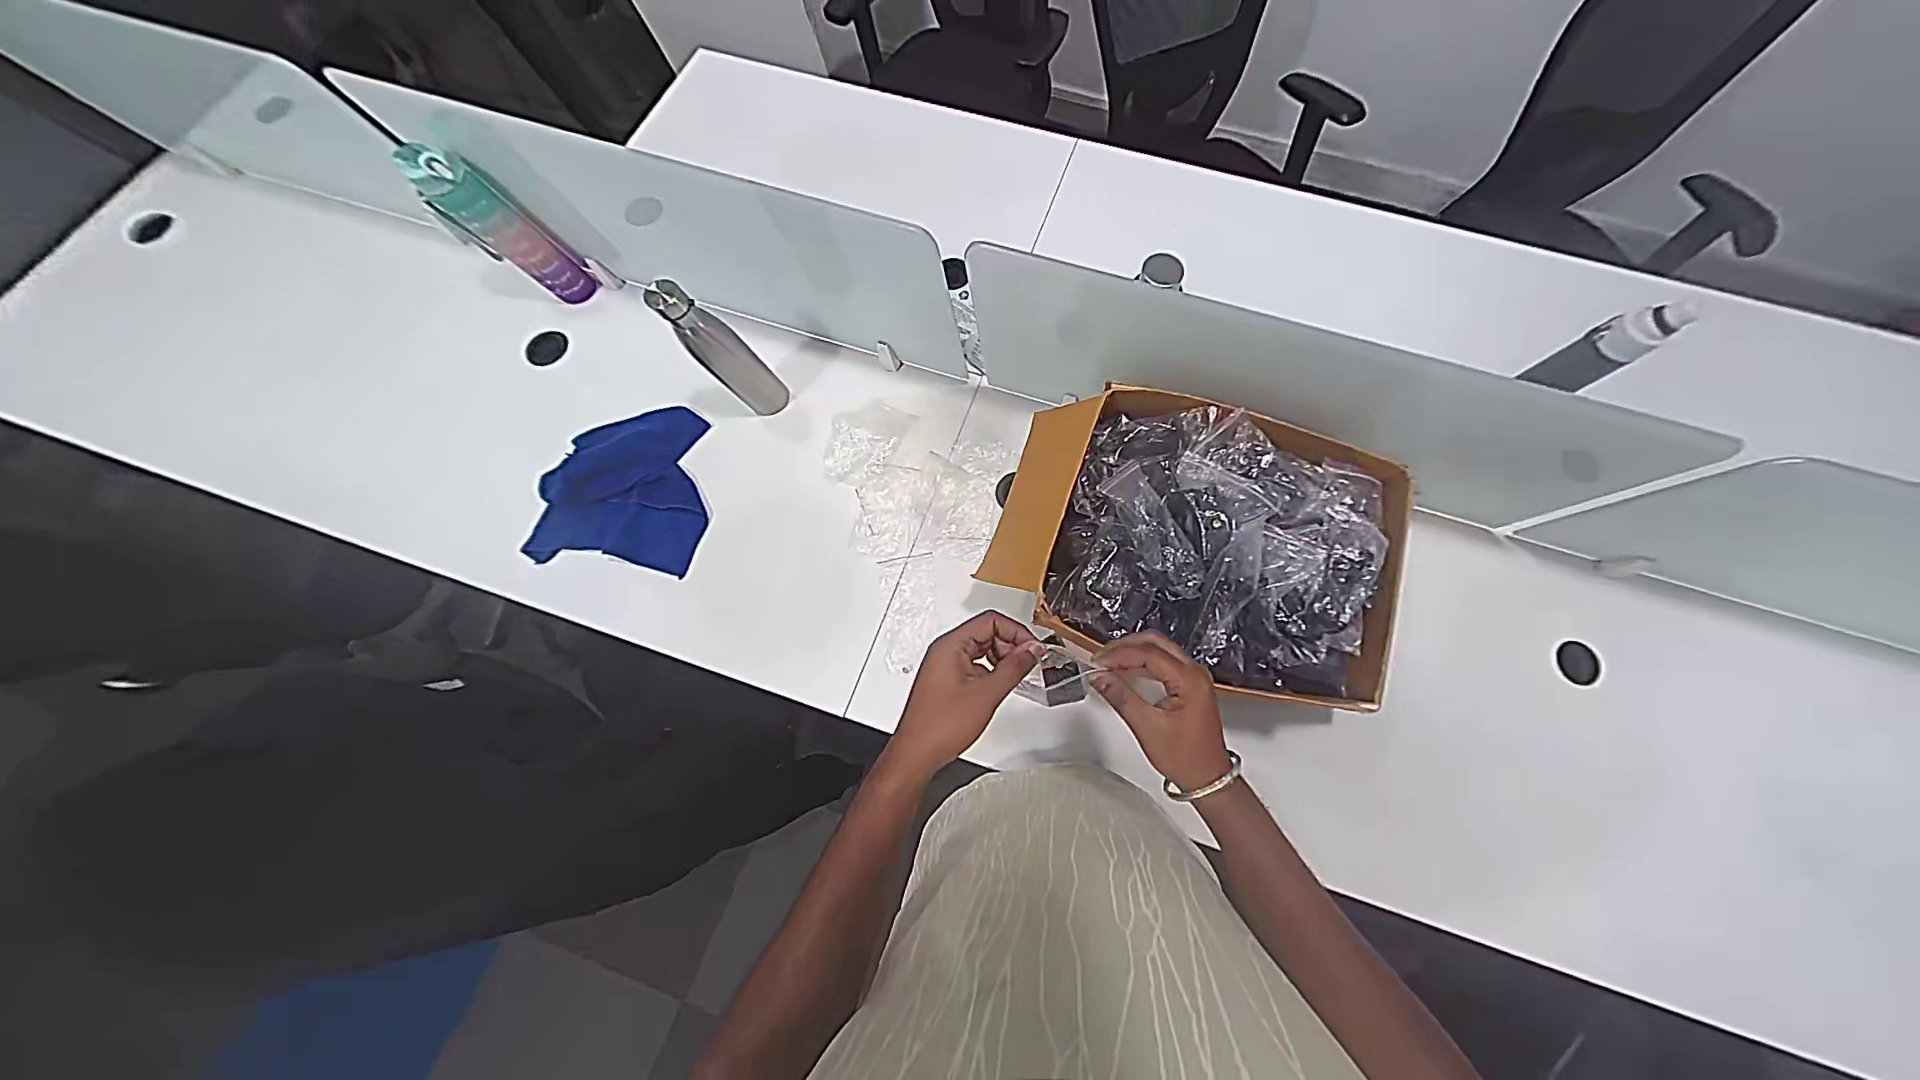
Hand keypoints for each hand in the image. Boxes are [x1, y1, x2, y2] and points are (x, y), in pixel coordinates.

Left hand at [888, 611, 1045, 778]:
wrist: (918, 753)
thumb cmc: (939, 726)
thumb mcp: (987, 693)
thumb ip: (1014, 667)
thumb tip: (1032, 649)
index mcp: (951, 645)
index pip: (990, 621)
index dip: (1016, 631)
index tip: (1033, 647)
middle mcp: (945, 650)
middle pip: (987, 632)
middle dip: (1011, 645)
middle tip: (1028, 662)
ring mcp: (944, 664)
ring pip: (982, 649)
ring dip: (1002, 658)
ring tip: (1015, 675)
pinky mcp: (947, 679)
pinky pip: (975, 664)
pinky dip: (991, 671)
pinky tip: (999, 686)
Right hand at [1091, 632, 1231, 792]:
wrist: (1207, 777)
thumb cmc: (1186, 757)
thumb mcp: (1147, 727)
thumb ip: (1121, 697)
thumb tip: (1100, 677)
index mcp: (1189, 680)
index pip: (1148, 653)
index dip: (1119, 654)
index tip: (1098, 662)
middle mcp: (1194, 673)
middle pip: (1155, 643)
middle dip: (1124, 647)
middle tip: (1101, 658)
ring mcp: (1193, 678)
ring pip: (1159, 649)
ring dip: (1132, 653)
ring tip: (1108, 664)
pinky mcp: (1188, 685)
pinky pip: (1162, 663)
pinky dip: (1141, 663)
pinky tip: (1124, 673)